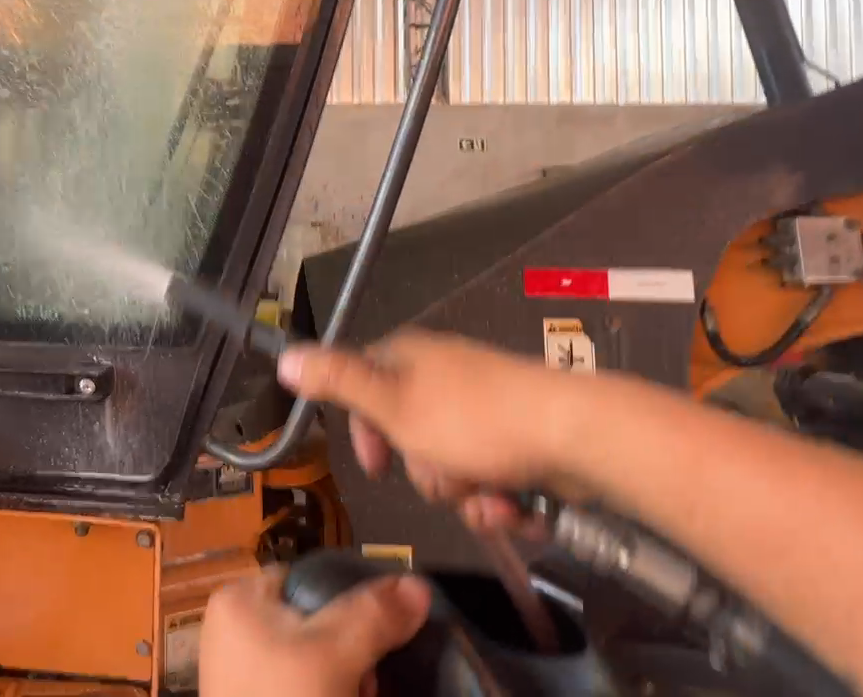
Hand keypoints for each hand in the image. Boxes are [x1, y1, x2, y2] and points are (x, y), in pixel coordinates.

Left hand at [200, 568, 430, 696]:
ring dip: (345, 681)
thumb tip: (418, 584)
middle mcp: (233, 628)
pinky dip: (327, 695)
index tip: (384, 635)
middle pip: (314, 622)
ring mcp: (242, 672)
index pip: (307, 578)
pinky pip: (302, 689)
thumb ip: (373, 616)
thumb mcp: (333, 657)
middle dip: (351, 653)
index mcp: (238, 598)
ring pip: (315, 661)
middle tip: (368, 685)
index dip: (349, 601)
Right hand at [277, 329, 593, 529]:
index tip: (375, 467)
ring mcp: (485, 406)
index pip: (364, 385)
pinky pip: (490, 475)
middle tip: (441, 477)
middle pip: (409, 435)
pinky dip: (498, 497)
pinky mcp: (519, 435)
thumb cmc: (473, 419)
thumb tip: (285, 355)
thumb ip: (337, 382)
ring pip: (451, 463)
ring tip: (487, 495)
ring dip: (464, 492)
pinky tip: (513, 506)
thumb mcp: (391, 404)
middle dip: (425, 471)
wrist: (577, 436)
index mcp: (408, 358)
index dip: (365, 430)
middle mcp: (443, 376)